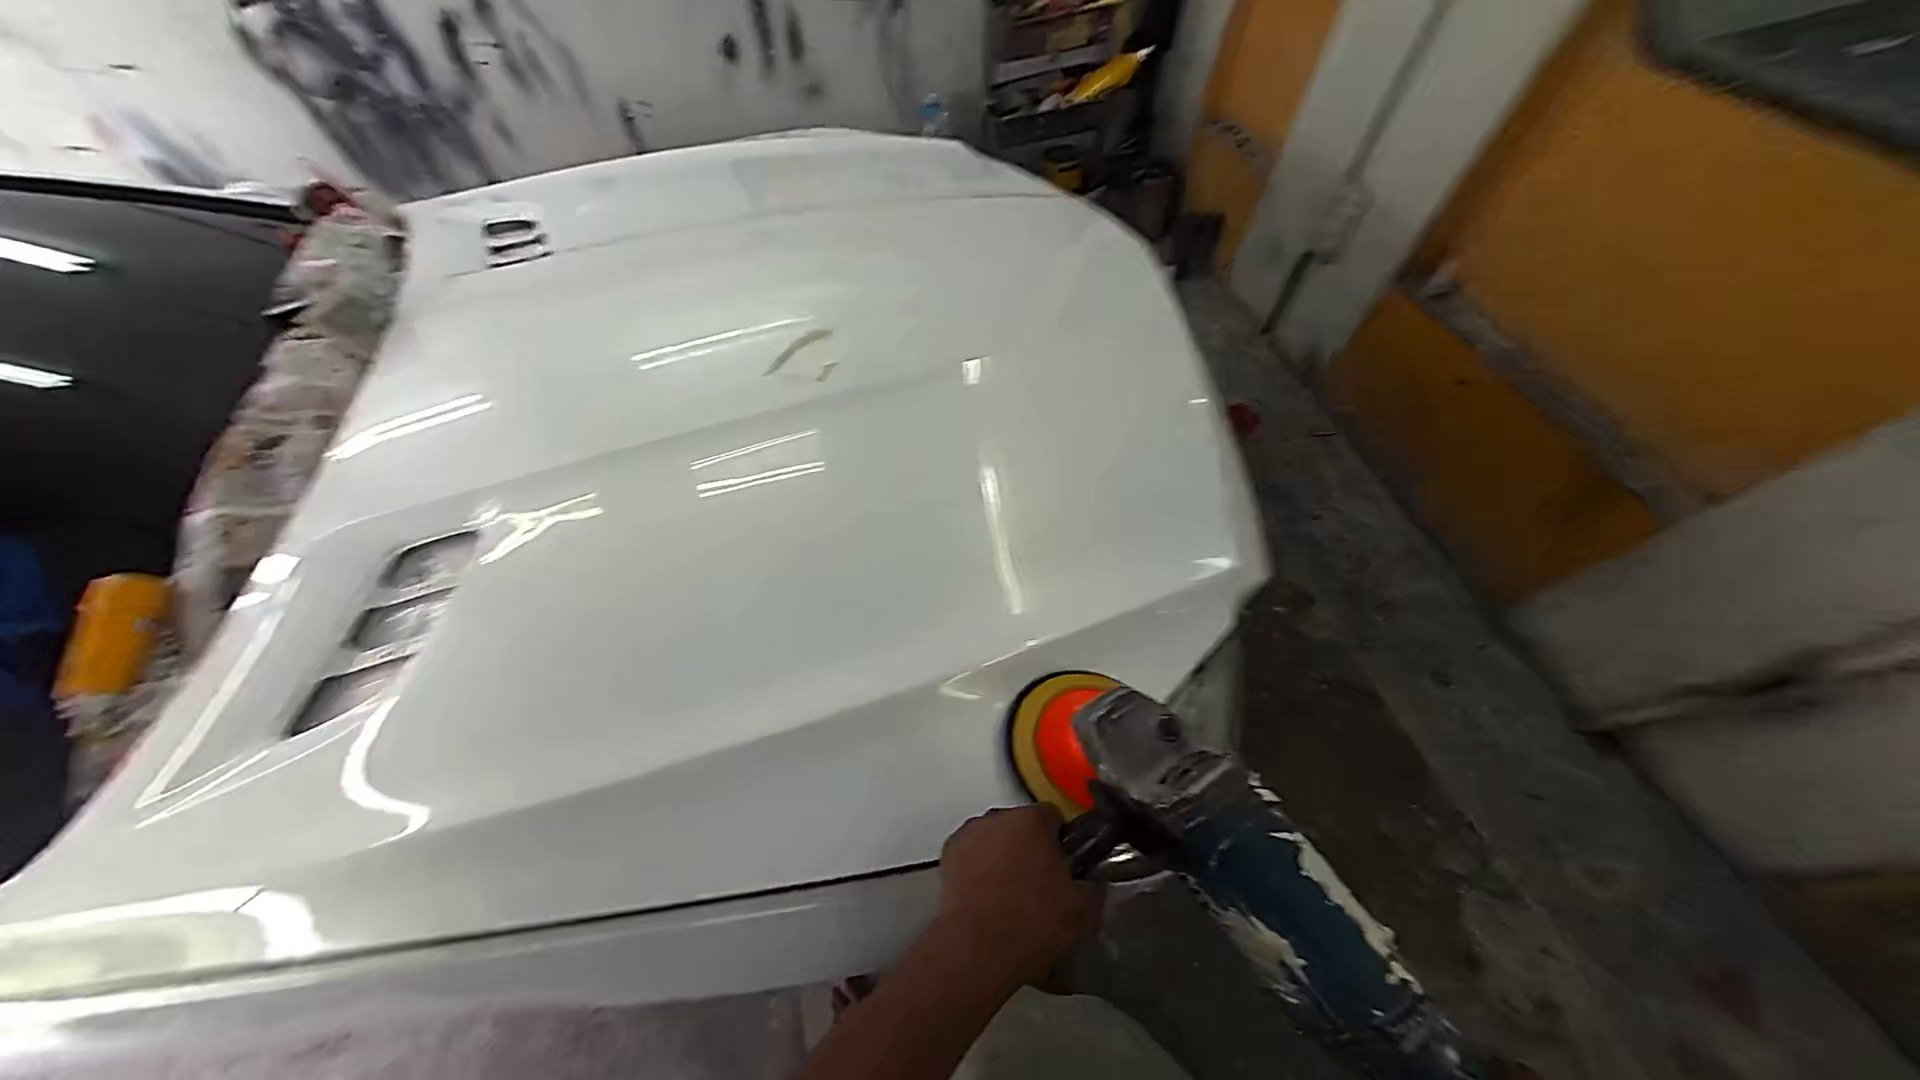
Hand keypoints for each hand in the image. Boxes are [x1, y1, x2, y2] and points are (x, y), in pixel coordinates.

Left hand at [932, 804, 1099, 988]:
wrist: (978, 948)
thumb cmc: (1033, 923)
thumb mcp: (1082, 912)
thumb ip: (1094, 888)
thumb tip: (1095, 881)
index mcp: (1032, 820)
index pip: (1053, 816)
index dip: (1061, 840)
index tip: (1064, 864)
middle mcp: (998, 816)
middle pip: (1021, 824)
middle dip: (1031, 845)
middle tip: (1040, 881)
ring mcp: (970, 832)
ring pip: (995, 836)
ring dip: (1003, 853)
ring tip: (1010, 891)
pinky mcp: (949, 852)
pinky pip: (972, 851)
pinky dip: (979, 864)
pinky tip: (986, 894)